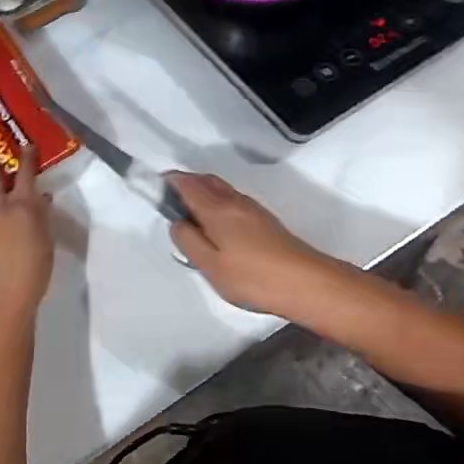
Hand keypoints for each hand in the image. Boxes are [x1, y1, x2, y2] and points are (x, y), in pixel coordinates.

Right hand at [167, 172, 343, 316]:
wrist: (307, 283)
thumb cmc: (253, 277)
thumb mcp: (210, 265)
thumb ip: (189, 241)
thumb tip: (178, 223)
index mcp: (217, 209)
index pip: (188, 184)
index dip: (171, 181)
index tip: (157, 187)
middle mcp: (234, 201)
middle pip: (206, 180)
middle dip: (186, 182)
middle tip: (171, 199)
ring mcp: (252, 209)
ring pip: (221, 189)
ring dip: (202, 190)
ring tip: (190, 212)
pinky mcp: (264, 220)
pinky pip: (232, 199)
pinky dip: (217, 201)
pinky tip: (216, 223)